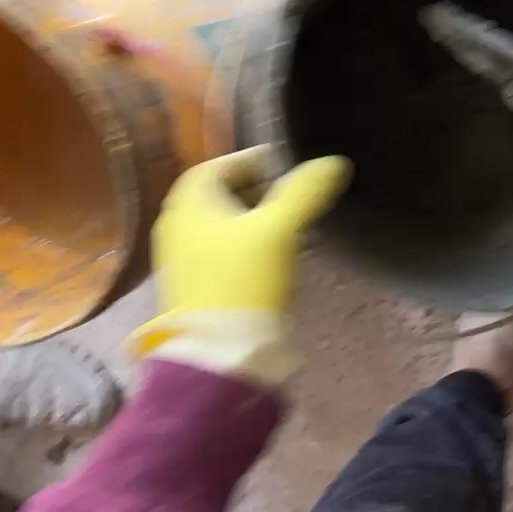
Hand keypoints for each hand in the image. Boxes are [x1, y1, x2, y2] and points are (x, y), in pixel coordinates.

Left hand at [128, 147, 349, 382]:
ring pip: (224, 223)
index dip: (249, 160)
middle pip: (219, 195)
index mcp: (190, 205)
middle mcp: (179, 227)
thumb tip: (333, 161)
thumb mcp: (280, 228)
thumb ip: (306, 191)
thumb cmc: (244, 278)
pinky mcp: (197, 284)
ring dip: (257, 217)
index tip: (286, 164)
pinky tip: (280, 252)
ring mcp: (185, 258)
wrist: (221, 351)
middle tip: (296, 191)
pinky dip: (251, 241)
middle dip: (258, 188)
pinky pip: (224, 249)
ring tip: (295, 221)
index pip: (215, 167)